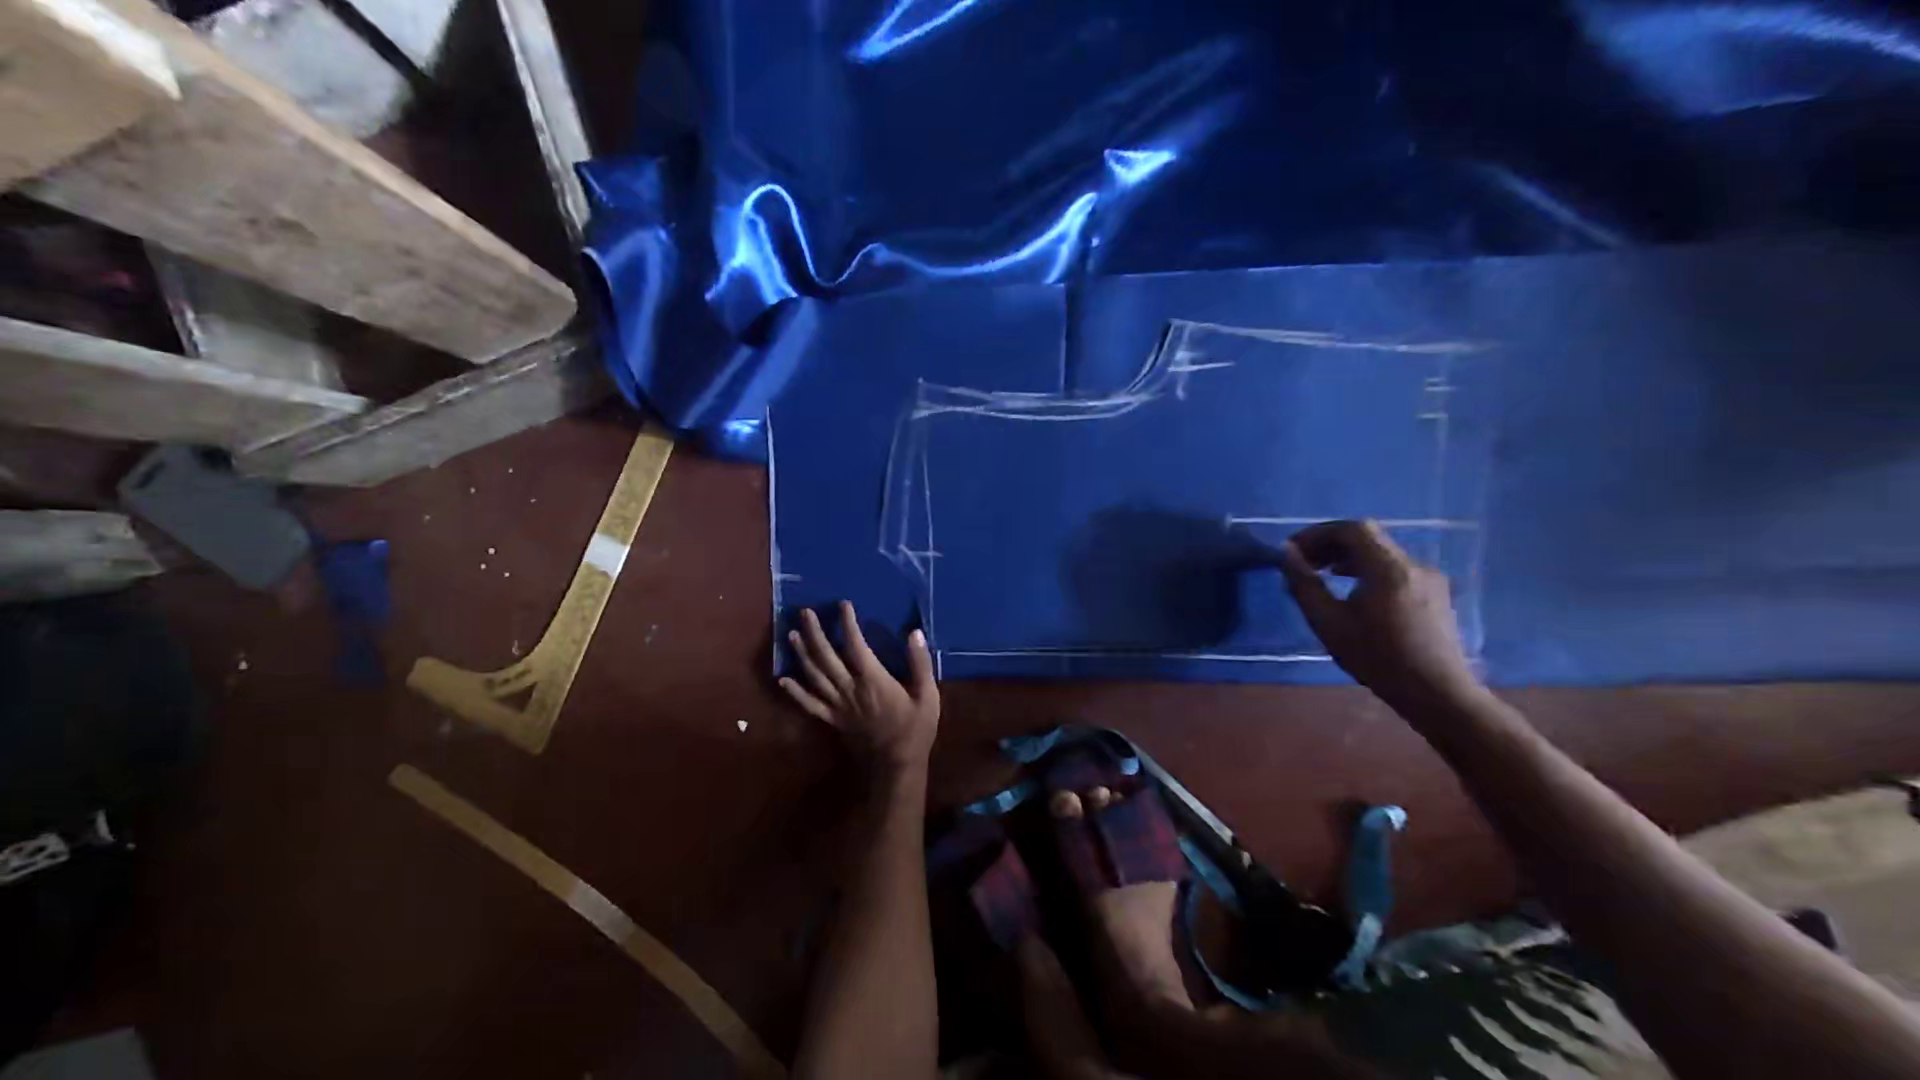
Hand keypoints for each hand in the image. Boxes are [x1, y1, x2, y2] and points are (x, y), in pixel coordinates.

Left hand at [780, 601, 939, 774]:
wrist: (897, 764)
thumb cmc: (915, 729)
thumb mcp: (928, 695)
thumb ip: (920, 663)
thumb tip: (914, 633)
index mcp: (873, 680)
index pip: (855, 645)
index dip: (847, 623)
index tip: (843, 605)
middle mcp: (850, 689)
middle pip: (826, 656)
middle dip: (815, 632)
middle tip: (804, 612)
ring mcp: (838, 705)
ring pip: (814, 676)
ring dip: (802, 654)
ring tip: (791, 634)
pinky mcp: (832, 719)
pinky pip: (810, 704)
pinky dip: (795, 692)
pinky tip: (783, 679)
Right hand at [1278, 520, 1484, 714]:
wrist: (1438, 694)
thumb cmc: (1378, 660)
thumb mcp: (1329, 624)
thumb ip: (1304, 585)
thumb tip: (1286, 554)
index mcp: (1389, 568)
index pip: (1351, 529)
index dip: (1317, 533)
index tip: (1293, 551)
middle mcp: (1413, 564)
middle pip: (1368, 537)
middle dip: (1330, 544)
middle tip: (1303, 563)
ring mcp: (1429, 578)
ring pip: (1381, 553)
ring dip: (1348, 557)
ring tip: (1323, 575)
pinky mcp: (1435, 593)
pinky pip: (1395, 568)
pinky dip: (1367, 569)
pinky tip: (1354, 591)